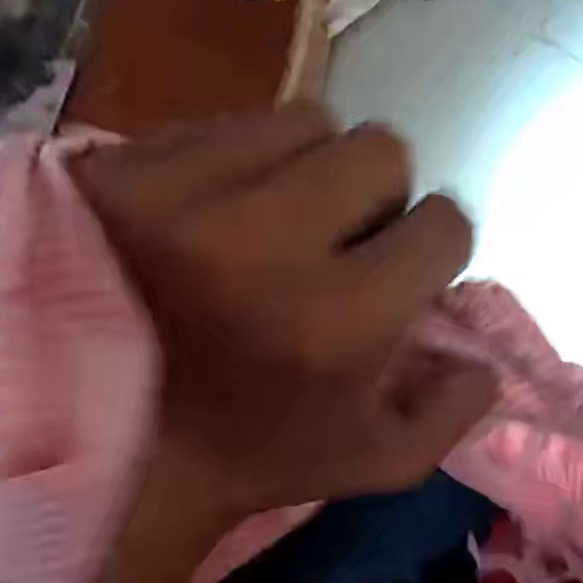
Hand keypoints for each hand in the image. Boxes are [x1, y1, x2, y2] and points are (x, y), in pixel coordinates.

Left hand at [74, 107, 495, 520]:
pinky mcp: (109, 168)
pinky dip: (247, 162)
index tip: (413, 270)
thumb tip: (484, 348)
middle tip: (352, 239)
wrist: (98, 458)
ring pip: (306, 122)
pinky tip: (227, 215)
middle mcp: (265, 242)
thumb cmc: (262, 459)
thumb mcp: (388, 459)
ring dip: (319, 170)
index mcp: (342, 319)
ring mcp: (177, 195)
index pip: (444, 224)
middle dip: (385, 196)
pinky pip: (223, 124)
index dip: (439, 245)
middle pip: (381, 150)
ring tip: (289, 222)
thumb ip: (460, 405)